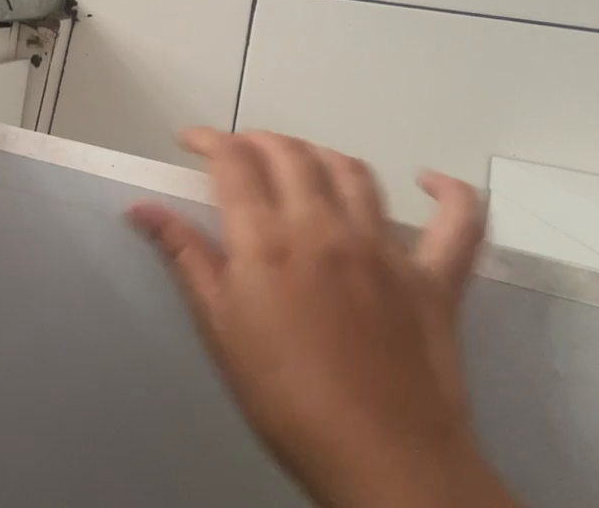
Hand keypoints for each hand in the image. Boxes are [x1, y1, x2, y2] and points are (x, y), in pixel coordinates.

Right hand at [130, 129, 517, 507]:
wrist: (382, 460)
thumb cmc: (281, 393)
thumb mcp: (218, 324)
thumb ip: (184, 255)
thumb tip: (141, 208)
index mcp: (266, 238)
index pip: (233, 160)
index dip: (208, 139)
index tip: (188, 140)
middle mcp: (324, 227)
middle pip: (291, 154)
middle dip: (257, 140)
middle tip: (236, 151)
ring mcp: (386, 250)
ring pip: (353, 172)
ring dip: (319, 154)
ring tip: (297, 161)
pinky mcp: (436, 281)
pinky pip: (457, 224)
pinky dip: (450, 194)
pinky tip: (430, 180)